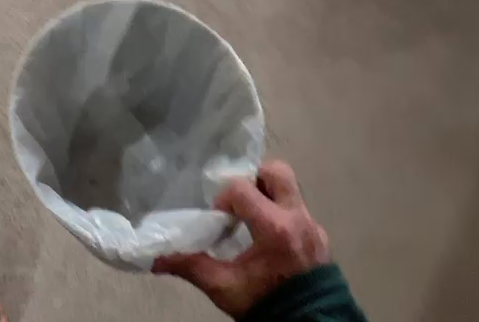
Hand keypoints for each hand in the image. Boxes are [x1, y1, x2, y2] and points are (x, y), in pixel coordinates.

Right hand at [152, 160, 330, 317]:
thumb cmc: (266, 306)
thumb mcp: (224, 288)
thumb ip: (192, 266)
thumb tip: (155, 259)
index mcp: (274, 227)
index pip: (242, 187)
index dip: (224, 198)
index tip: (220, 220)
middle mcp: (297, 218)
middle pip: (276, 172)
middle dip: (255, 178)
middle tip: (240, 200)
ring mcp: (314, 227)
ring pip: (292, 189)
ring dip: (270, 194)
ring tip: (254, 217)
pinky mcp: (323, 240)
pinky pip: (301, 213)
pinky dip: (284, 217)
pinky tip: (272, 240)